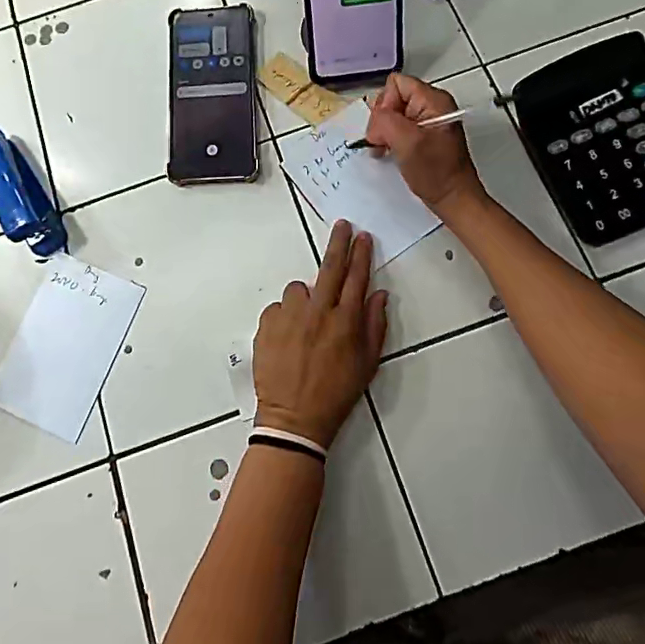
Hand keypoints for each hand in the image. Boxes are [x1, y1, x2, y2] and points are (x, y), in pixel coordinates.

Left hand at [251, 221, 387, 448]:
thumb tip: (378, 295)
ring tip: (308, 324)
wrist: (294, 416)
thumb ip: (374, 325)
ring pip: (299, 290)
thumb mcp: (367, 364)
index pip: (357, 277)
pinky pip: (279, 308)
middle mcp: (317, 312)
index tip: (363, 236)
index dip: (361, 254)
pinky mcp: (267, 323)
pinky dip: (285, 316)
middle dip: (338, 243)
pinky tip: (289, 337)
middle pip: (329, 268)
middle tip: (342, 227)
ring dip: (306, 298)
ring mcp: (289, 316)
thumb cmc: (336, 394)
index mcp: (345, 321)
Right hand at [363, 73, 485, 210]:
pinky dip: (388, 139)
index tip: (389, 128)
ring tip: (387, 149)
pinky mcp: (421, 135)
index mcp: (433, 100)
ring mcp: (426, 121)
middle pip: (391, 98)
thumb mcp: (406, 140)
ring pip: (390, 114)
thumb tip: (375, 118)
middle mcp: (430, 106)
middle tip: (386, 141)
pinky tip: (390, 152)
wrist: (452, 197)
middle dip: (381, 120)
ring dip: (382, 132)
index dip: (384, 104)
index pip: (395, 84)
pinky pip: (395, 127)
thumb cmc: (436, 172)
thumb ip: (385, 119)